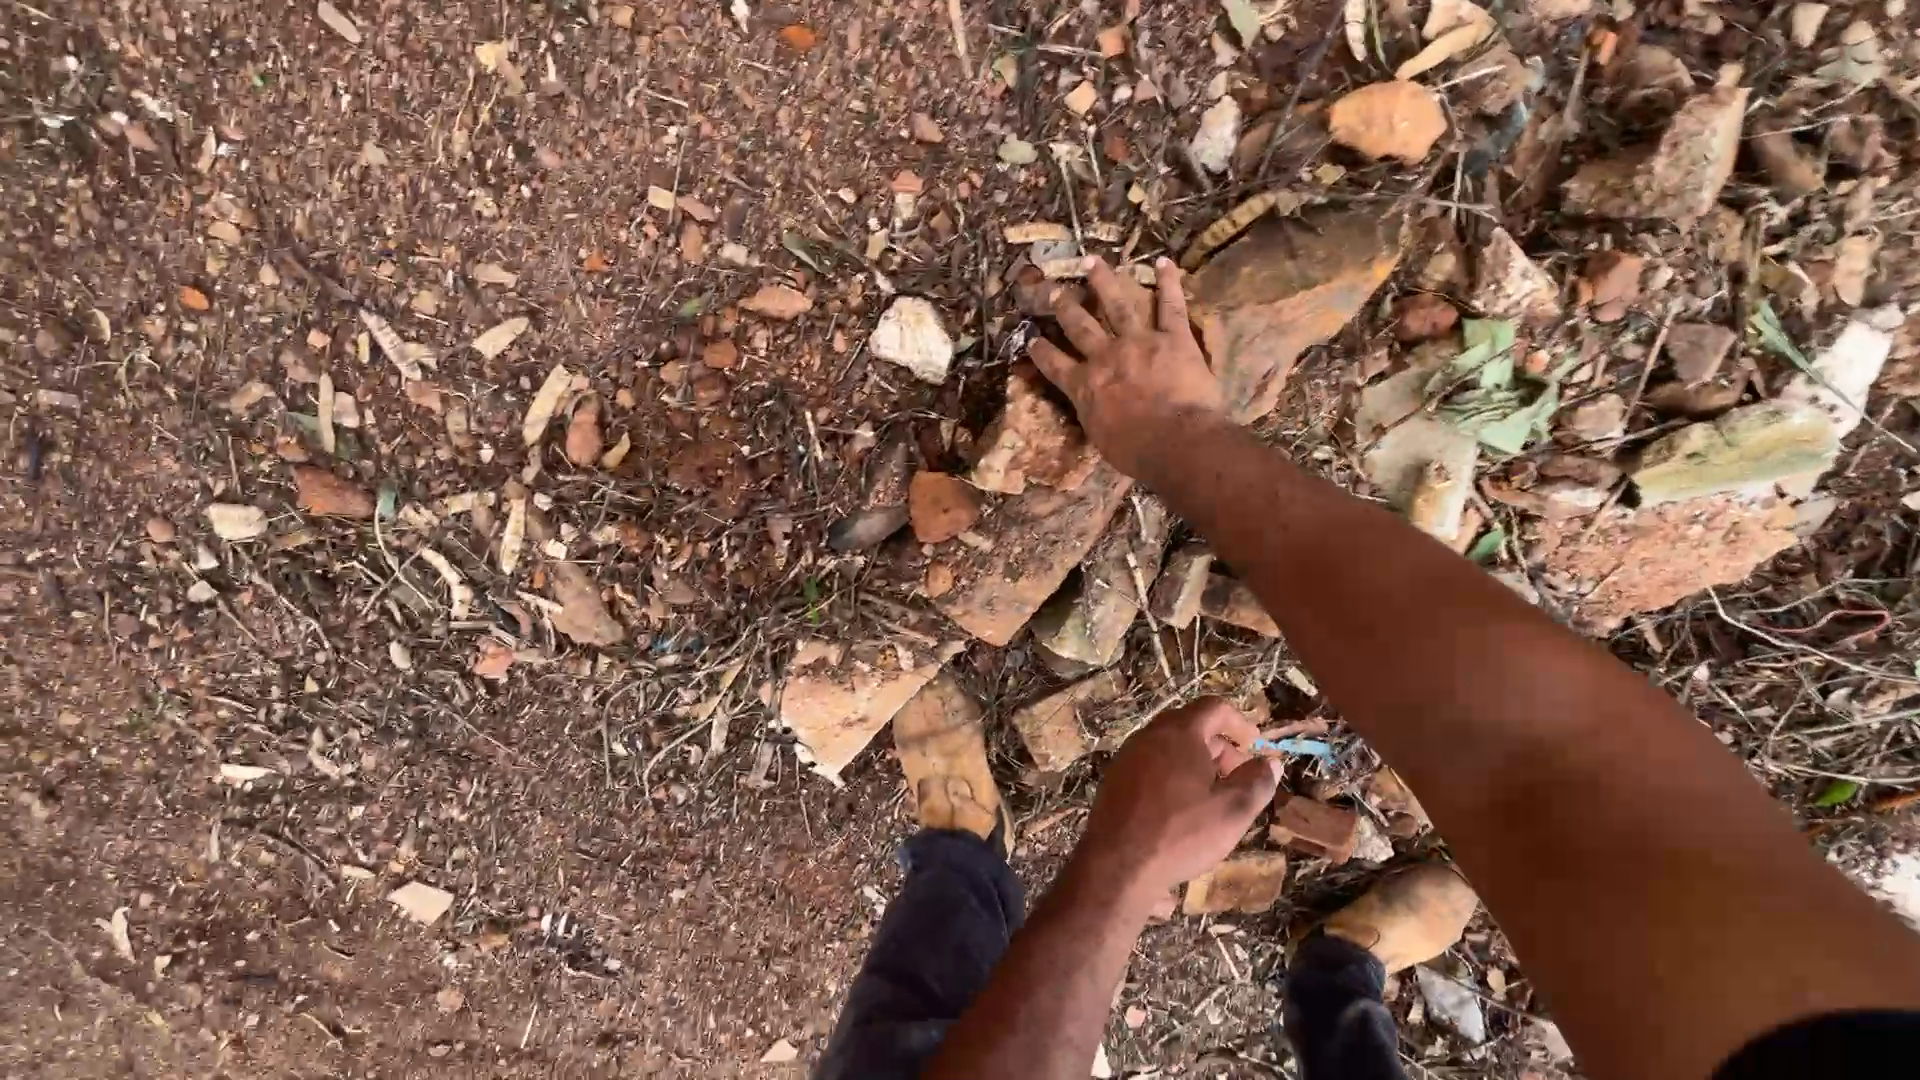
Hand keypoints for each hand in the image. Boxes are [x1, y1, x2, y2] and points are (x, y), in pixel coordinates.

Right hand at [1028, 257, 1231, 479]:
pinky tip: (1164, 262)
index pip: (1054, 365)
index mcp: (1084, 387)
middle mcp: (1105, 357)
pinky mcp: (1173, 338)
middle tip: (1056, 291)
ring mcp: (1139, 342)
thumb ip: (1095, 417)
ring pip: (1117, 304)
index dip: (1041, 351)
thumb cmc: (1137, 453)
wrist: (1175, 442)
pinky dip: (1169, 282)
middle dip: (1065, 306)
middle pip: (1080, 326)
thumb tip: (1095, 411)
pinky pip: (1171, 305)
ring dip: (1104, 280)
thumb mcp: (1101, 439)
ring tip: (1093, 262)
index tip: (1031, 339)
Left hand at [1071, 698, 1280, 912]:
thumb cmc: (1180, 833)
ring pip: (1169, 746)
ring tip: (1213, 796)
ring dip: (1196, 762)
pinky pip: (1151, 764)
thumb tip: (1269, 762)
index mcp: (1179, 733)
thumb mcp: (1231, 811)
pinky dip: (1173, 774)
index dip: (1239, 722)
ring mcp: (1128, 756)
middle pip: (1190, 725)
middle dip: (1219, 745)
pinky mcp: (1116, 779)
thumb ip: (1256, 782)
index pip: (1213, 707)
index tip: (1255, 744)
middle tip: (1238, 777)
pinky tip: (1182, 808)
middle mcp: (1149, 736)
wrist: (1117, 863)